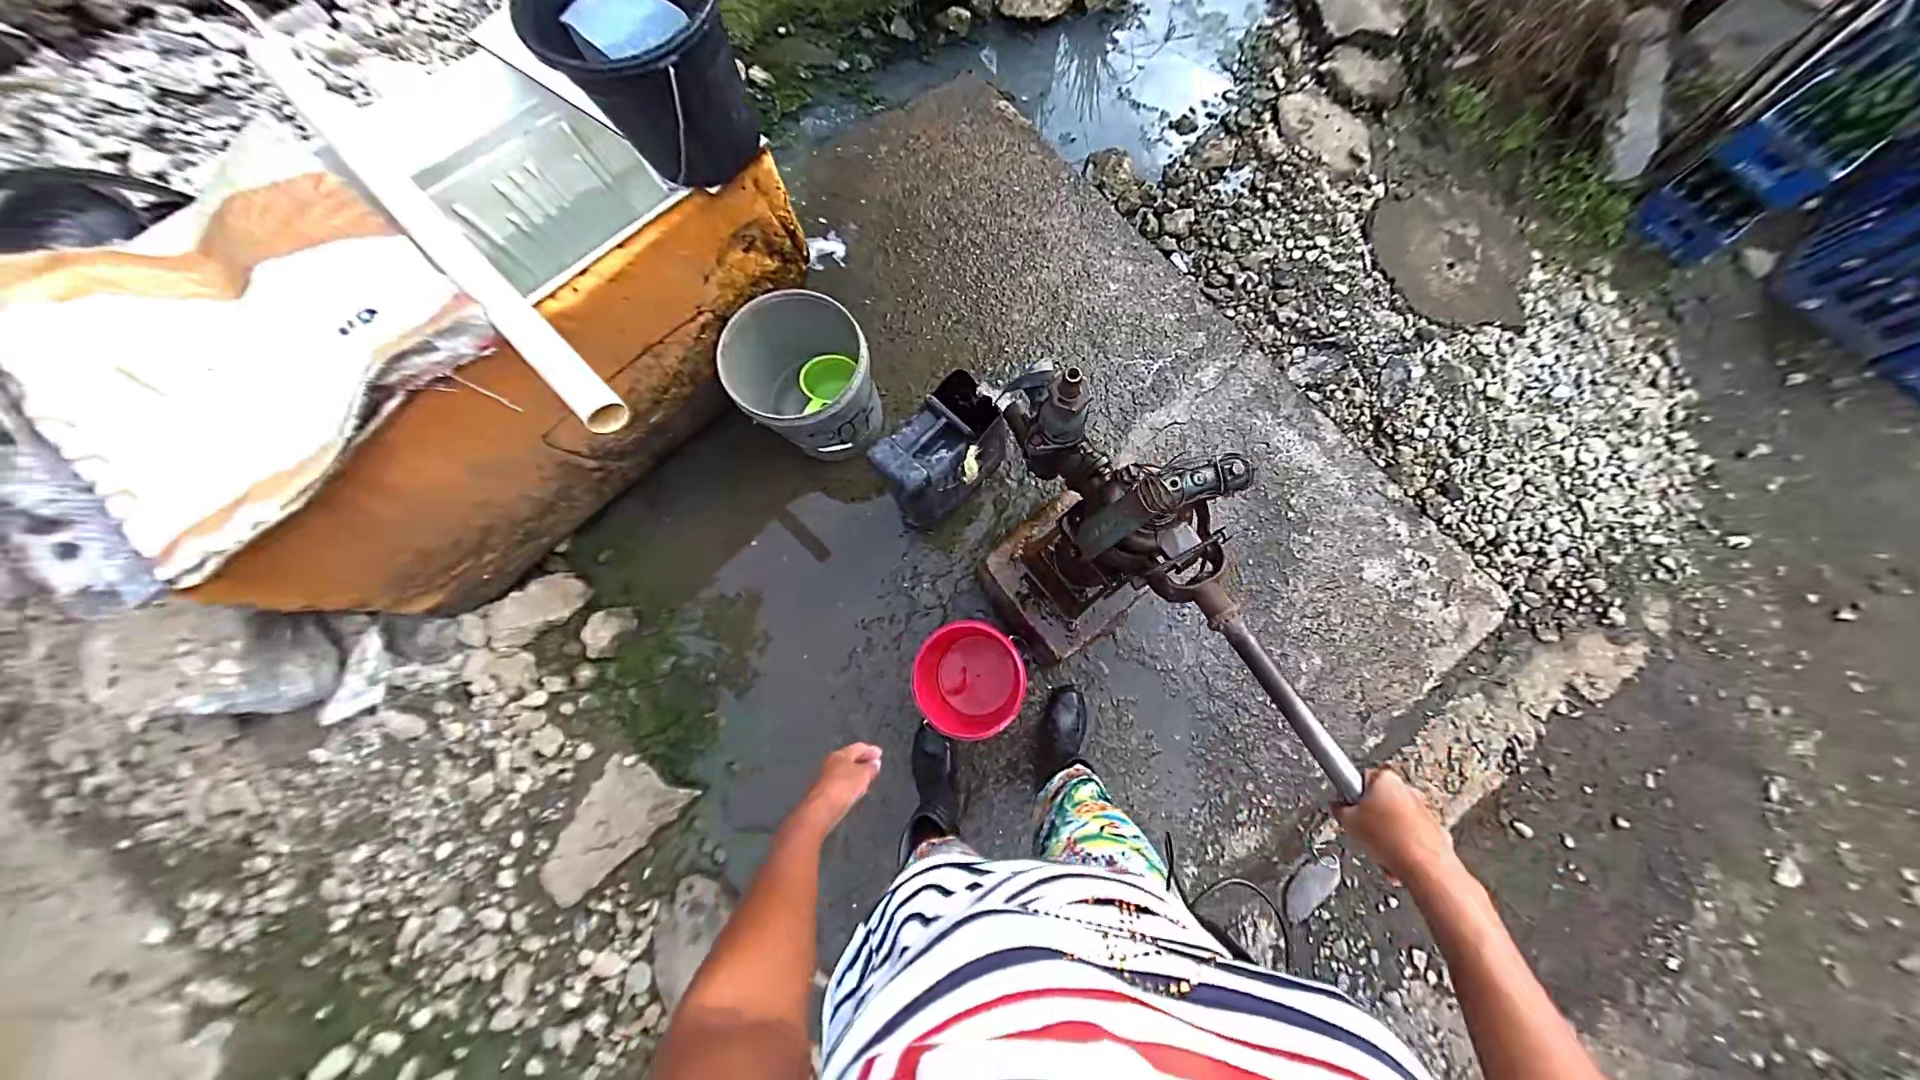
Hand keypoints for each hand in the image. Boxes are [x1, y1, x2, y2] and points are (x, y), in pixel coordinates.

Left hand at [798, 743, 882, 831]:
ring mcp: (825, 776)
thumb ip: (871, 768)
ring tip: (865, 777)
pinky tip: (854, 789)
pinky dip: (849, 782)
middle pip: (849, 758)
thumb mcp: (863, 775)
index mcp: (841, 754)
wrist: (821, 808)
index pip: (858, 748)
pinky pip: (840, 782)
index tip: (879, 753)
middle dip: (861, 760)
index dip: (870, 750)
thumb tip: (875, 763)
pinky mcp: (823, 790)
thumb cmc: (844, 786)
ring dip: (855, 772)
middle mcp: (831, 762)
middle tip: (873, 764)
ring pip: (844, 770)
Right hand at [1332, 768, 1456, 885]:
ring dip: (1386, 836)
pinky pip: (1412, 839)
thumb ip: (1339, 809)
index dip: (1352, 796)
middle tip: (1362, 830)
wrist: (1426, 870)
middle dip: (1371, 818)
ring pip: (1396, 822)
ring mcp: (1425, 813)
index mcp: (1387, 779)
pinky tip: (1395, 861)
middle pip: (1380, 802)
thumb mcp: (1347, 821)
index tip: (1349, 808)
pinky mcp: (1437, 834)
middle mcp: (1409, 791)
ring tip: (1379, 850)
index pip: (1362, 779)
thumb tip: (1339, 808)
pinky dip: (1403, 849)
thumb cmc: (1390, 840)